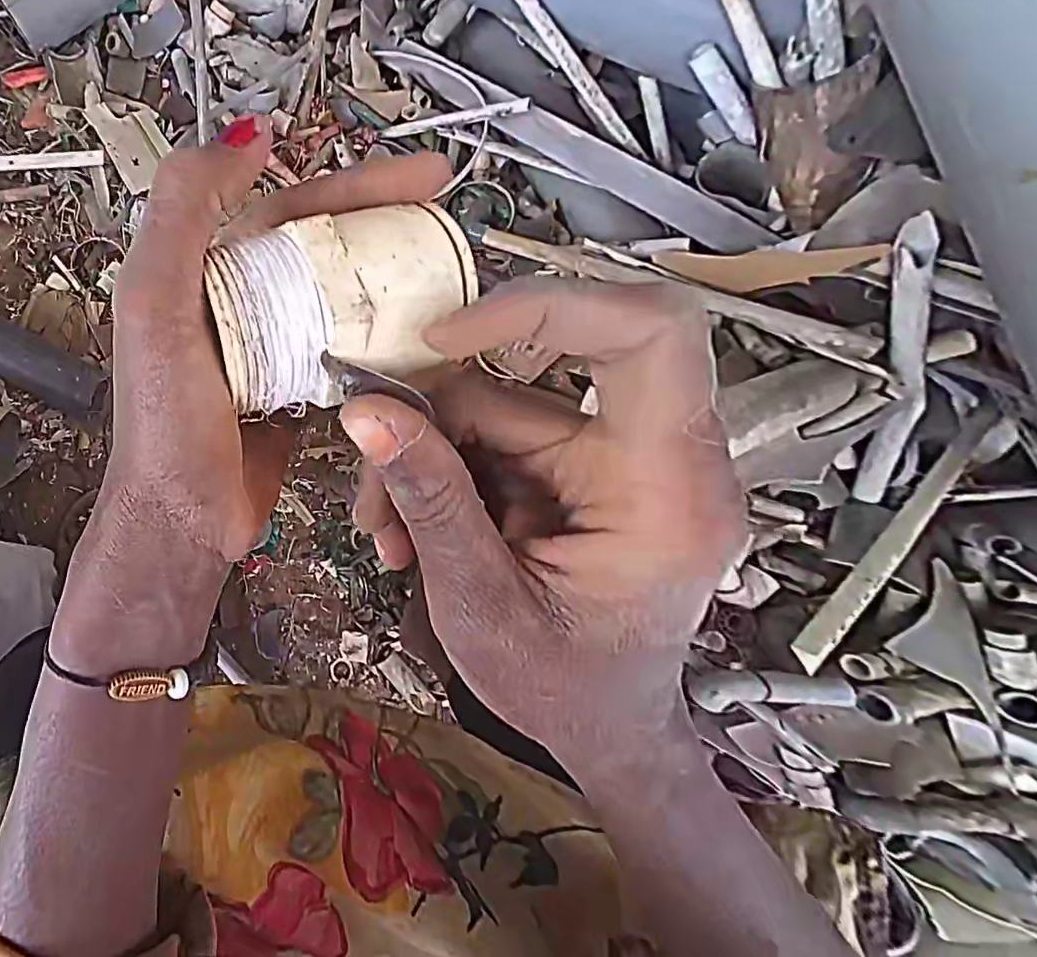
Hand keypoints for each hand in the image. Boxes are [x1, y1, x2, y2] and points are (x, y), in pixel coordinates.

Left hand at [56, 117, 449, 673]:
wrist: (184, 515)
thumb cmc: (163, 420)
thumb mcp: (155, 304)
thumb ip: (182, 214)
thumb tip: (241, 139)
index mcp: (197, 275)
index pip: (277, 209)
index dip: (340, 184)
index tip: (398, 171)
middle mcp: (233, 304)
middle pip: (316, 245)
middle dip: (377, 216)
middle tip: (439, 198)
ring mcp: (269, 347)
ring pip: (335, 293)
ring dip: (385, 272)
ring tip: (442, 257)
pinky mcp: (295, 389)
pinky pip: (344, 348)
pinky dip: (378, 332)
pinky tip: (417, 324)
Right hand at [342, 278, 745, 757]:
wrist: (596, 727)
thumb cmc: (565, 688)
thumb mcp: (481, 599)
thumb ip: (429, 499)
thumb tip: (368, 413)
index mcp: (667, 488)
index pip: (647, 335)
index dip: (543, 308)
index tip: (440, 341)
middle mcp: (647, 457)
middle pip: (522, 377)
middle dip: (432, 418)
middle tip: (378, 474)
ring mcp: (602, 460)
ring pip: (484, 408)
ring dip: (419, 458)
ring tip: (387, 527)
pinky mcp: (565, 468)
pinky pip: (481, 437)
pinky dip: (434, 471)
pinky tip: (409, 524)